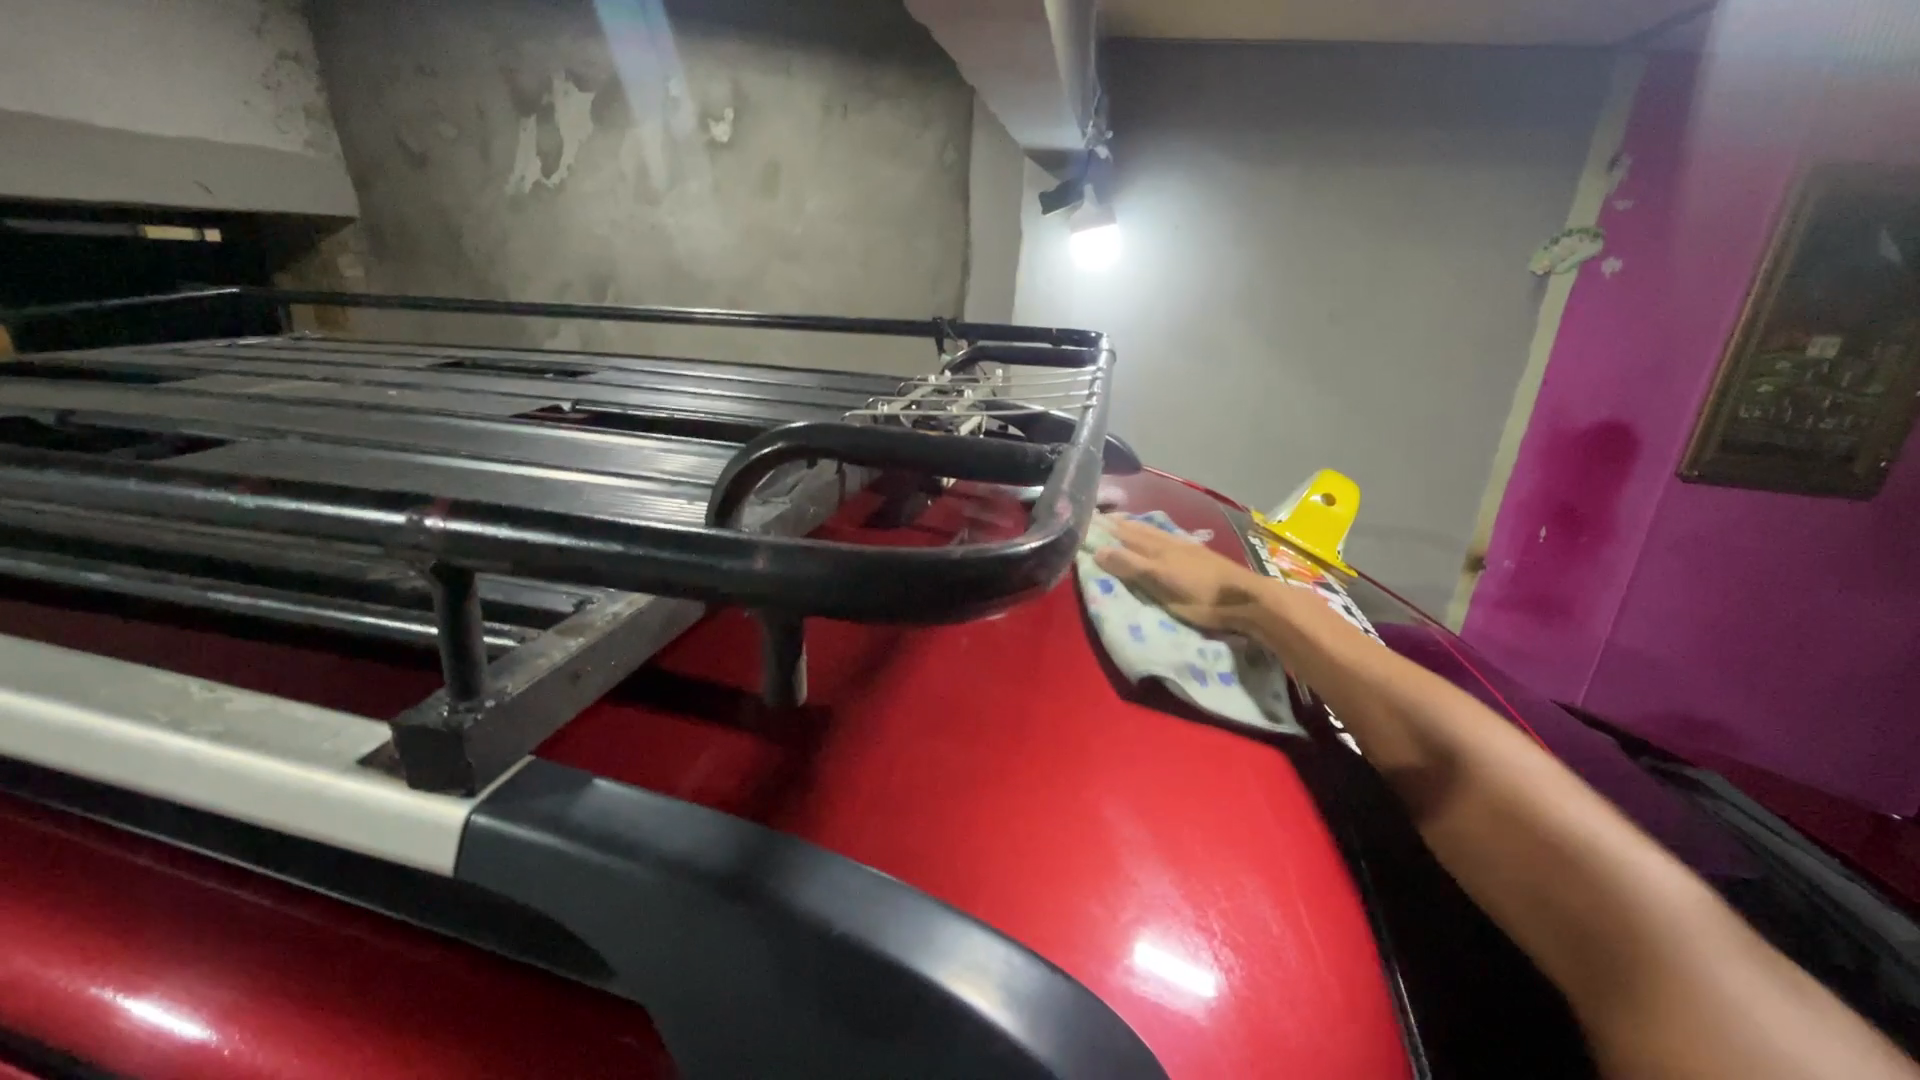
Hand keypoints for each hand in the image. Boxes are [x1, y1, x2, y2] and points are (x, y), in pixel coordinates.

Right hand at [1092, 516, 1276, 632]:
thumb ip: (1131, 566)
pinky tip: (1159, 535)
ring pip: (1155, 533)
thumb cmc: (1199, 596)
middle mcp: (1169, 542)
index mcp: (1156, 548)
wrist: (1245, 600)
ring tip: (1124, 523)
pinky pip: (1168, 539)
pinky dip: (1155, 534)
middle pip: (1139, 530)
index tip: (1088, 522)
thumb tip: (1099, 549)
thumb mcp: (1160, 584)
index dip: (1107, 529)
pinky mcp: (1199, 556)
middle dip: (1120, 525)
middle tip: (1102, 519)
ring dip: (1137, 528)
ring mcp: (1186, 548)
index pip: (1125, 534)